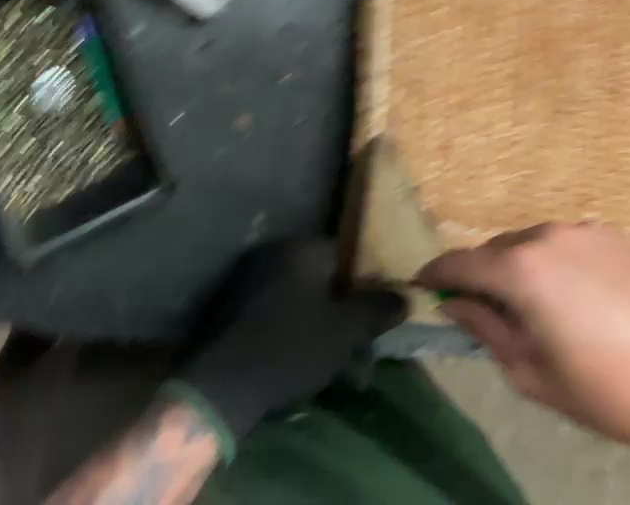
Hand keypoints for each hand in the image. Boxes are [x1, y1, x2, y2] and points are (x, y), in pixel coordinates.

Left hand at [172, 239, 404, 444]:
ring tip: (338, 360)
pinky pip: (278, 309)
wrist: (227, 379)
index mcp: (301, 250)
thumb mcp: (345, 331)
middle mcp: (274, 253)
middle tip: (361, 341)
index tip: (380, 308)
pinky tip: (305, 358)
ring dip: (321, 322)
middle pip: (322, 275)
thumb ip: (376, 309)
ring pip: (301, 296)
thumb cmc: (292, 346)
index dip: (367, 280)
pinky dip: (295, 327)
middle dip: (344, 306)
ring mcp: (250, 276)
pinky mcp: (235, 302)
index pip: (344, 252)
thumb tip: (402, 296)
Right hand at [416, 223, 629, 464]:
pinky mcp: (616, 237)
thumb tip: (458, 305)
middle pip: (494, 252)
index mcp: (519, 270)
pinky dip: (556, 266)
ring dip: (521, 270)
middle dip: (483, 278)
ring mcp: (583, 232)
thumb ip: (485, 330)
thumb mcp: (532, 374)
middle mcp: (545, 236)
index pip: (456, 264)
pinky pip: (566, 246)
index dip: (434, 276)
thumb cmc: (613, 392)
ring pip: (530, 246)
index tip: (422, 287)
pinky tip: (579, 302)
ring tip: (539, 310)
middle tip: (488, 314)